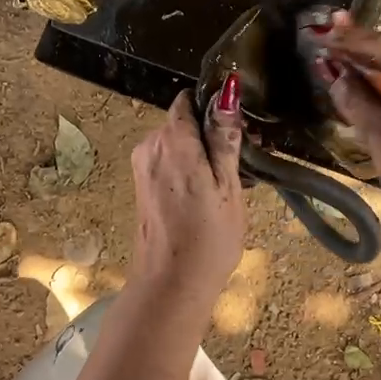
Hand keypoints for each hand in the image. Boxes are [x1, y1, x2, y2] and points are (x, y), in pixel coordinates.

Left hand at [126, 83, 246, 305]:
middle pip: (183, 122)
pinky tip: (206, 199)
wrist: (170, 287)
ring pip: (177, 144)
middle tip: (239, 165)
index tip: (236, 132)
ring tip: (225, 187)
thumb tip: (227, 92)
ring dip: (200, 155)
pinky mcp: (141, 186)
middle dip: (209, 135)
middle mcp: (150, 146)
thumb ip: (224, 136)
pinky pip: (168, 163)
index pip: (189, 100)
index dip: (214, 110)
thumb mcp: (228, 184)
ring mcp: (142, 167)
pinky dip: (187, 171)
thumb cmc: (208, 237)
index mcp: (172, 140)